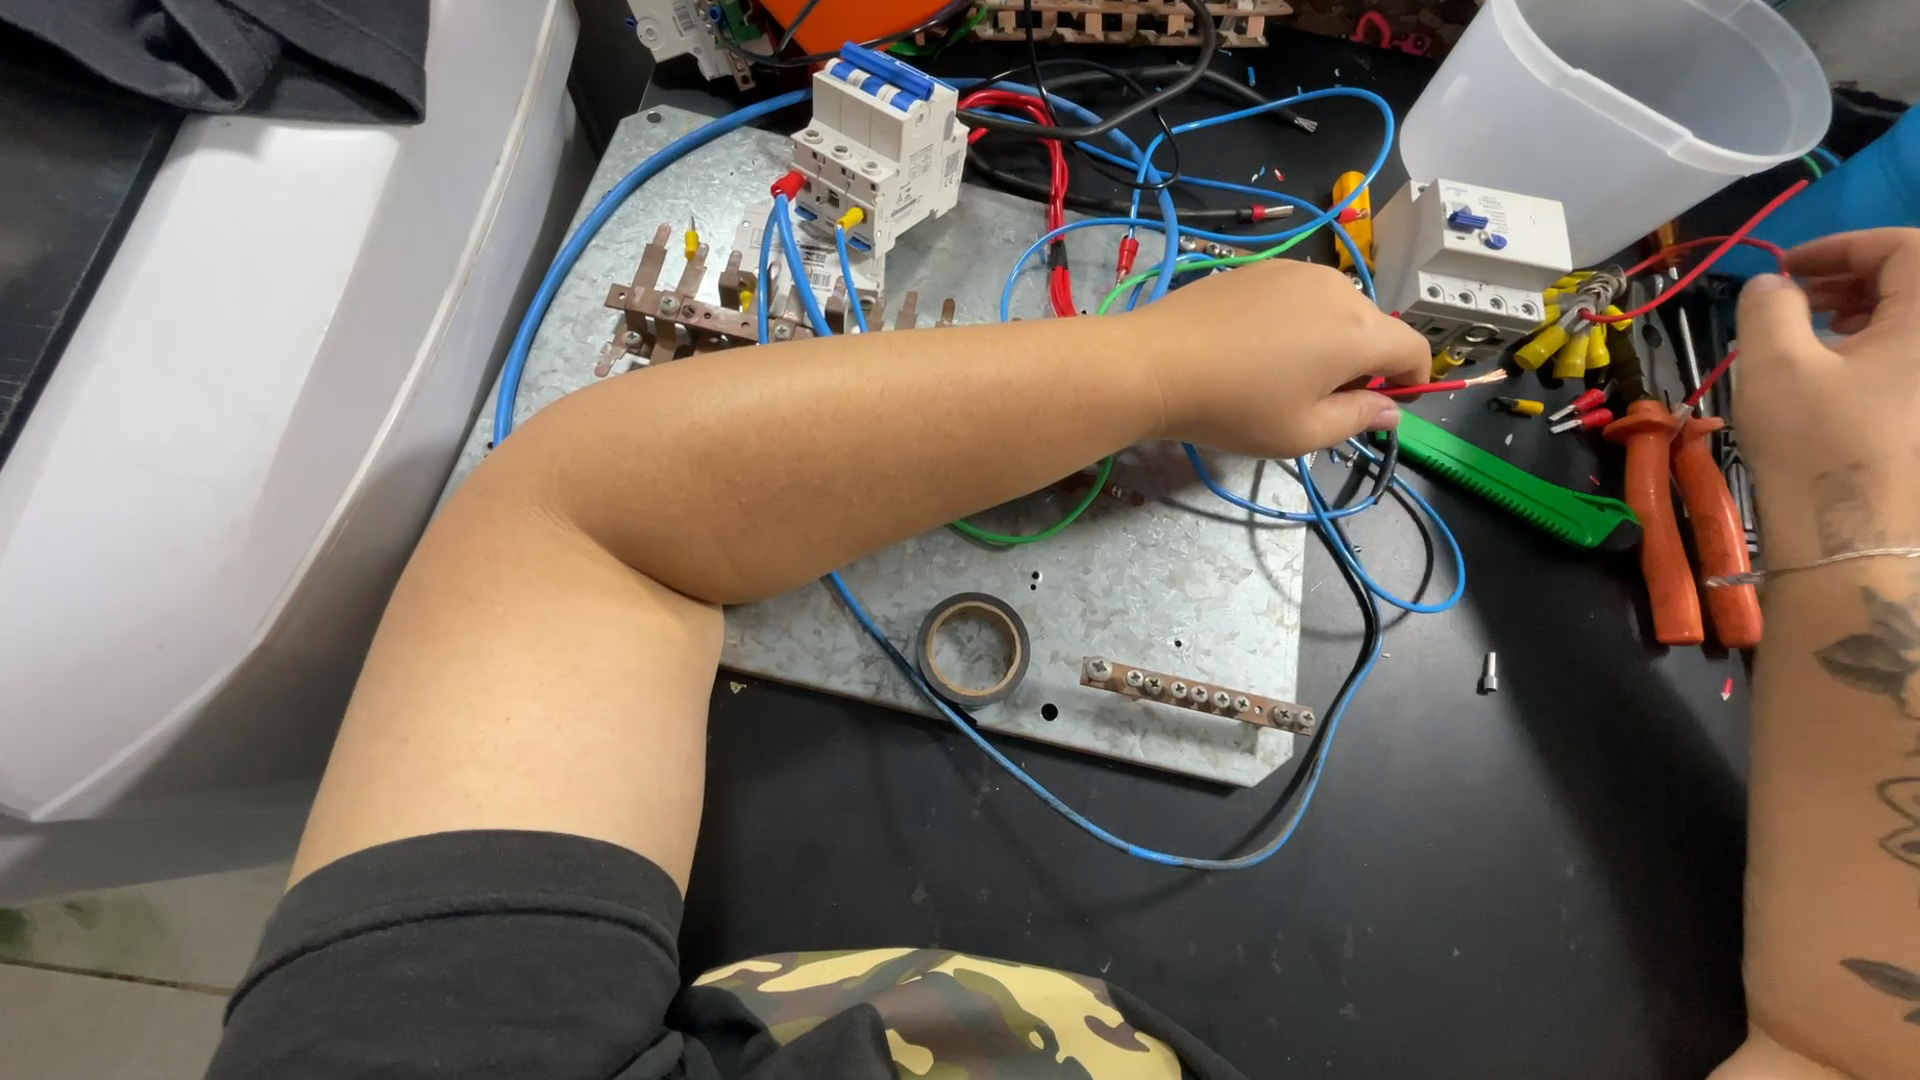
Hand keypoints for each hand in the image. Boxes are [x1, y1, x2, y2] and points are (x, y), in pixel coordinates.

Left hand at [1123, 258, 1429, 457]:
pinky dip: (1294, 320)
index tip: (1392, 402)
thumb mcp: (1300, 432)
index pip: (1414, 347)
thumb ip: (1356, 419)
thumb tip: (1391, 409)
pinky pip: (1296, 296)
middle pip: (1372, 326)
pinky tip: (1254, 347)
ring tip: (1281, 373)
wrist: (1154, 364)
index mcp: (1359, 331)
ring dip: (1327, 339)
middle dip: (1363, 362)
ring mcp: (1294, 271)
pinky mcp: (1258, 268)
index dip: (1413, 378)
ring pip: (1334, 307)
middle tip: (1320, 400)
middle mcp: (1337, 289)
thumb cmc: (1232, 407)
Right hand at [1736, 228, 1919, 564]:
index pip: (1904, 247)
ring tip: (1809, 328)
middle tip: (1793, 296)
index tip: (1783, 267)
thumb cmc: (1813, 436)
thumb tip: (1770, 284)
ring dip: (1867, 306)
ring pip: (1918, 313)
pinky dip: (1881, 338)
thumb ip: (1769, 310)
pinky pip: (1916, 349)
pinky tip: (1836, 361)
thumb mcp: (1774, 366)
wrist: (1850, 521)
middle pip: (1919, 277)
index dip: (1840, 246)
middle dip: (1853, 275)